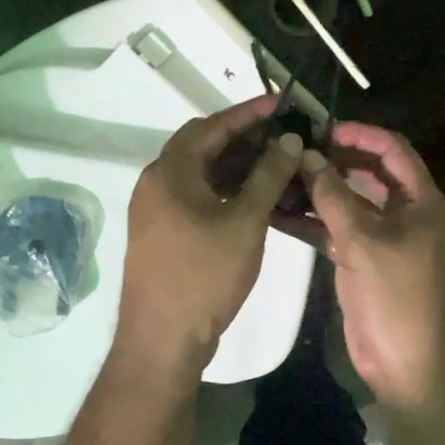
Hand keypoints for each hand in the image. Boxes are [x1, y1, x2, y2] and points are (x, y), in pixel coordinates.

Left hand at [118, 95, 304, 373]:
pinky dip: (226, 192)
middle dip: (245, 140)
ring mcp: (155, 210)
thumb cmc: (205, 274)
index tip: (282, 105)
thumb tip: (289, 140)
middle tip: (284, 139)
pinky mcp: (162, 234)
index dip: (249, 113)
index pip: (211, 125)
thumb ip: (268, 175)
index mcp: (170, 171)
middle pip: (203, 147)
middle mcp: (155, 182)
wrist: (163, 339)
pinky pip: (196, 198)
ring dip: (237, 168)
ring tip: (279, 168)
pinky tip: (257, 201)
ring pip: (201, 175)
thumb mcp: (245, 221)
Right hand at [301, 123, 444, 410]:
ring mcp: (385, 240)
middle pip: (369, 175)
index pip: (394, 151)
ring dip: (317, 192)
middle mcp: (406, 215)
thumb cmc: (395, 295)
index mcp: (423, 203)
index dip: (360, 135)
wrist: (404, 362)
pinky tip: (278, 213)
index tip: (322, 129)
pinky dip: (313, 222)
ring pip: (349, 203)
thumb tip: (307, 156)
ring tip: (279, 176)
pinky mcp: (365, 262)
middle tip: (293, 151)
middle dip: (332, 162)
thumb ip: (333, 195)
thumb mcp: (363, 241)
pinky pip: (338, 231)